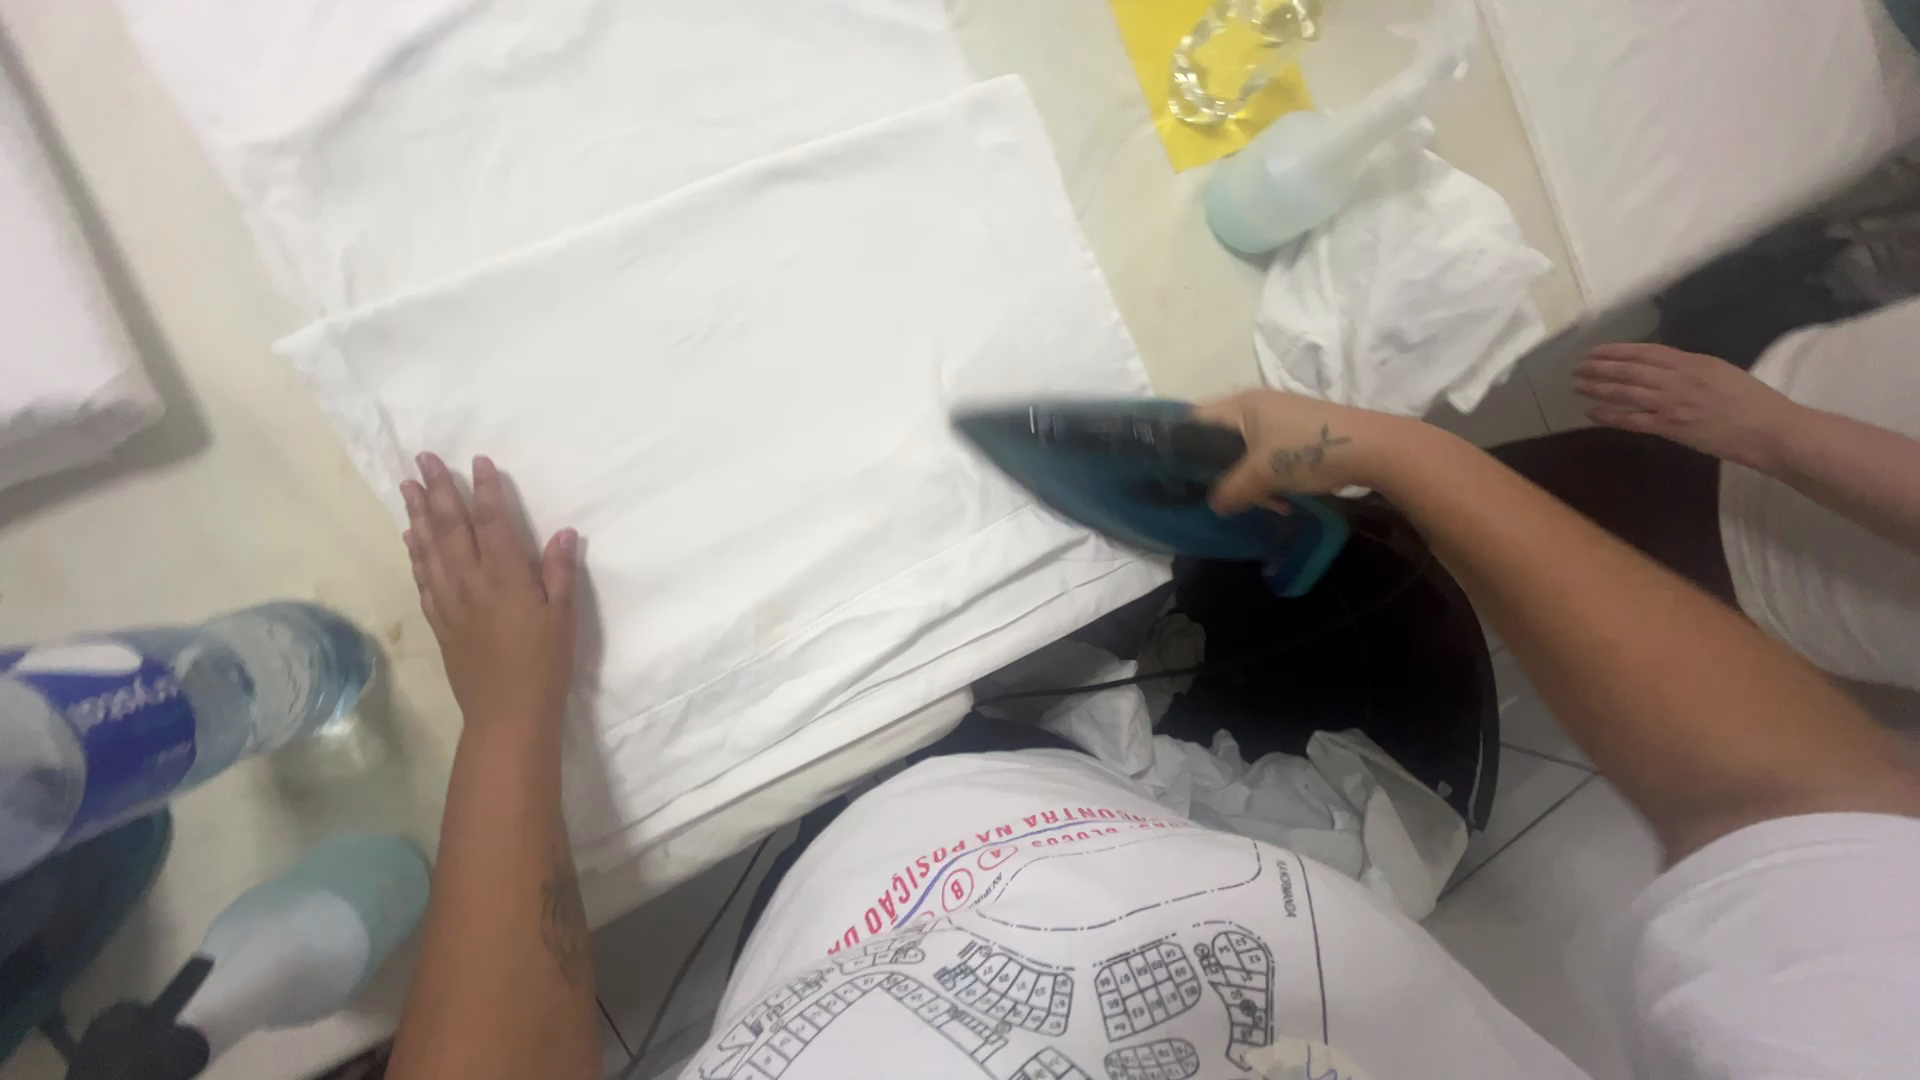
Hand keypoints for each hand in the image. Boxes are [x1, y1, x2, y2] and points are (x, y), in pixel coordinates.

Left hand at [401, 453, 578, 731]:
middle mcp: (471, 581)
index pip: (493, 523)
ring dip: (418, 514)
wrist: (507, 711)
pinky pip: (422, 576)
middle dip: (438, 490)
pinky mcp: (439, 620)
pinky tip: (411, 536)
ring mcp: (449, 600)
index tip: (477, 461)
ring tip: (409, 486)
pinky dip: (415, 551)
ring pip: (428, 548)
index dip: (485, 490)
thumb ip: (560, 572)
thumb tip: (563, 532)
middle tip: (423, 459)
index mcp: (506, 577)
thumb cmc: (546, 662)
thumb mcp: (565, 616)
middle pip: (451, 527)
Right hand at [1192, 390, 1403, 513]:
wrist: (1376, 449)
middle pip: (1219, 440)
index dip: (1178, 443)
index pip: (1193, 418)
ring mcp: (1280, 419)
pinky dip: (1270, 478)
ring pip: (1246, 453)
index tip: (1172, 472)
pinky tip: (1282, 500)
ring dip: (1249, 481)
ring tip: (1263, 503)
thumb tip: (1214, 506)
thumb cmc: (1309, 451)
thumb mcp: (1262, 475)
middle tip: (1220, 495)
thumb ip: (1230, 491)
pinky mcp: (1299, 434)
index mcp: (1241, 404)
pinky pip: (1269, 457)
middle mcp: (1257, 406)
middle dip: (1219, 471)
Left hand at [1575, 343, 1802, 467]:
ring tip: (1577, 385)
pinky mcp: (1667, 426)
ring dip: (1597, 388)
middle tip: (1578, 367)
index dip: (1617, 351)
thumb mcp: (1722, 373)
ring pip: (1623, 392)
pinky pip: (1628, 420)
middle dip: (1599, 367)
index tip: (1596, 351)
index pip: (1647, 352)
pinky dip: (1606, 416)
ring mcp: (1670, 403)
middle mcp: (1679, 380)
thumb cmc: (1752, 401)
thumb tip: (1659, 366)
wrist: (1771, 430)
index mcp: (1695, 363)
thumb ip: (1690, 368)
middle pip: (1629, 370)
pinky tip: (1590, 413)